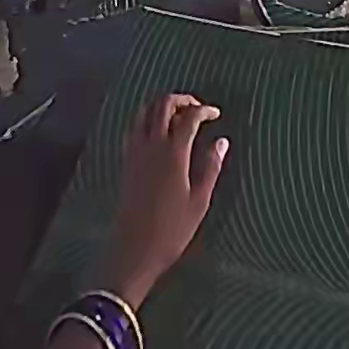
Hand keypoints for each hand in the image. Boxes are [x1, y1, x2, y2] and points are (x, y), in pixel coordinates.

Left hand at [101, 93, 228, 305]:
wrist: (134, 249)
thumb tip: (222, 141)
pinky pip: (135, 125)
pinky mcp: (126, 159)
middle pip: (162, 105)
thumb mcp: (199, 201)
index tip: (215, 114)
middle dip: (181, 99)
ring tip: (179, 114)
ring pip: (145, 111)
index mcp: (173, 153)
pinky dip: (148, 118)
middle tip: (197, 107)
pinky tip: (159, 130)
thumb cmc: (171, 229)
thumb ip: (210, 167)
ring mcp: (135, 150)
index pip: (189, 117)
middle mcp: (152, 145)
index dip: (204, 110)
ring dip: (162, 105)